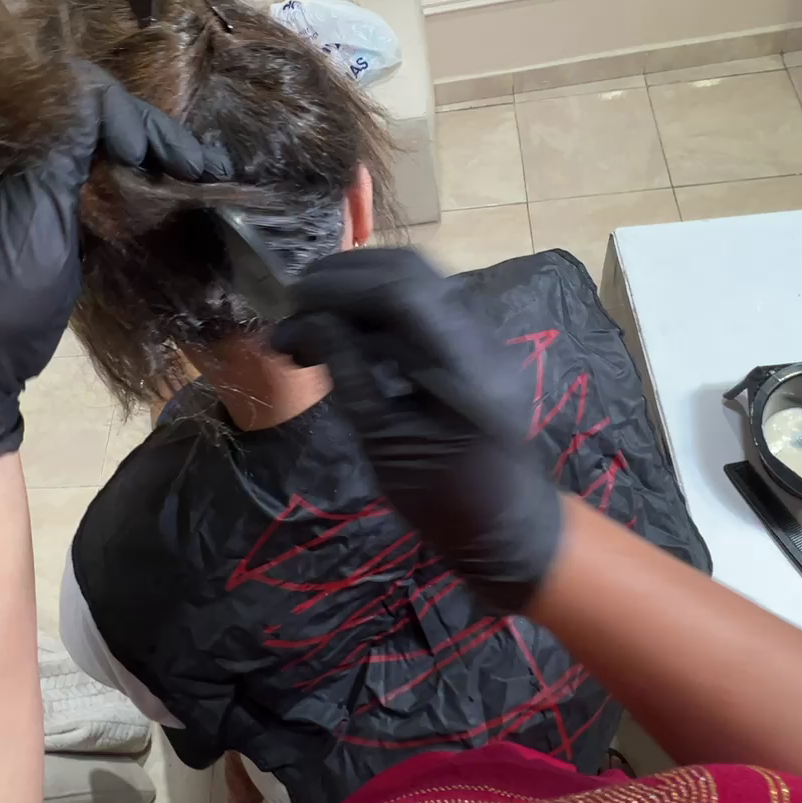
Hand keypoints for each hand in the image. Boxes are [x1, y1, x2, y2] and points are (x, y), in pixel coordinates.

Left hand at [0, 63, 230, 457]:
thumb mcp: (29, 212)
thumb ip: (60, 147)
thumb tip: (88, 83)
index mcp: (6, 145)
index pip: (76, 99)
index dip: (126, 119)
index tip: (155, 160)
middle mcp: (26, 156)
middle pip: (99, 123)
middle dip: (155, 139)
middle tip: (207, 167)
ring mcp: (44, 189)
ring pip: (108, 155)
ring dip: (157, 161)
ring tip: (207, 174)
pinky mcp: (61, 221)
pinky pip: (104, 188)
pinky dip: (142, 188)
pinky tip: (178, 190)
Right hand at [271, 247, 562, 610]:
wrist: (510, 530)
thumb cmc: (444, 506)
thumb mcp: (384, 446)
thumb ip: (347, 373)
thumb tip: (301, 324)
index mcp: (465, 371)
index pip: (400, 294)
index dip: (338, 286)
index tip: (291, 302)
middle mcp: (482, 340)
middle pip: (411, 272)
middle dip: (346, 277)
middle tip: (296, 302)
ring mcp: (485, 339)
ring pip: (418, 281)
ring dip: (360, 288)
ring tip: (313, 317)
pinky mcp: (477, 345)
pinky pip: (425, 305)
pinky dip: (380, 308)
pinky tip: (346, 332)